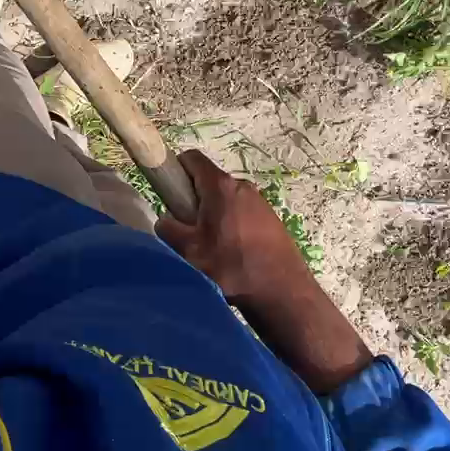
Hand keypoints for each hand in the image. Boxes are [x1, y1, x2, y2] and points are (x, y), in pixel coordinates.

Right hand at [157, 149, 372, 393]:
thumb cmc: (232, 267)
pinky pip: (243, 211)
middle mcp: (242, 185)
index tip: (171, 191)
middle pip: (209, 181)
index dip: (176, 168)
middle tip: (190, 228)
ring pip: (226, 198)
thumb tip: (166, 220)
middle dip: (195, 199)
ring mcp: (260, 200)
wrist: (283, 293)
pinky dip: (233, 224)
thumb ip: (169, 230)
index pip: (192, 158)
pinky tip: (235, 253)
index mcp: (220, 186)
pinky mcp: (272, 217)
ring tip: (214, 247)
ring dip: (215, 214)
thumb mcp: (190, 252)